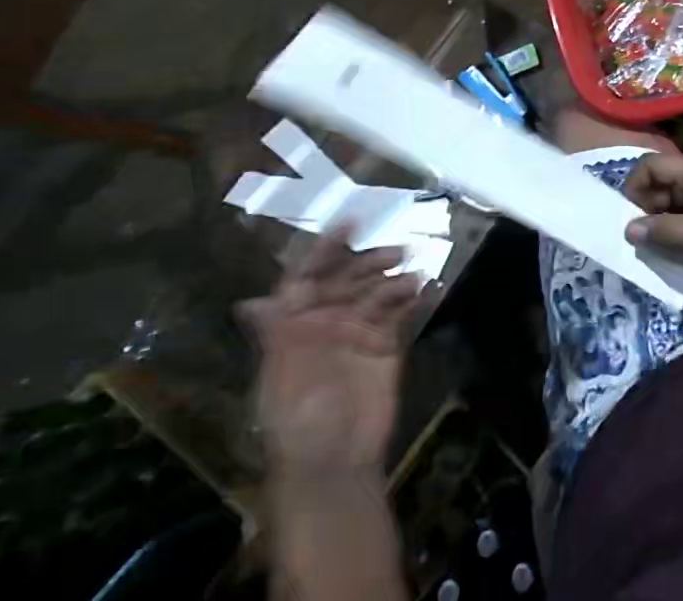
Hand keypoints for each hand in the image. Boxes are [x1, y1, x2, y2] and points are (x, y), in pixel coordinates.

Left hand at [240, 233, 419, 472]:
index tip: (350, 220)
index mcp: (296, 325)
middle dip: (370, 260)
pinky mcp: (387, 346)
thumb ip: (277, 337)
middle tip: (398, 252)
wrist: (334, 462)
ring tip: (415, 276)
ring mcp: (359, 333)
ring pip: (378, 292)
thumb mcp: (281, 378)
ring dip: (395, 278)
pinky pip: (401, 313)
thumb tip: (253, 300)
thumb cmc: (298, 422)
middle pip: (349, 278)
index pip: (309, 276)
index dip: (326, 247)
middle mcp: (327, 322)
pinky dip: (414, 298)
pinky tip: (429, 288)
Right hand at [621, 153, 682, 273]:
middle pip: (659, 183)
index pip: (649, 166)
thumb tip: (628, 229)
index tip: (628, 221)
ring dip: (661, 223)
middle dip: (645, 210)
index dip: (632, 189)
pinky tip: (677, 251)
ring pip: (673, 201)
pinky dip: (678, 228)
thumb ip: (664, 231)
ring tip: (654, 250)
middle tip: (638, 242)